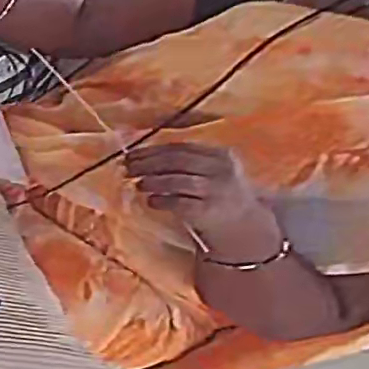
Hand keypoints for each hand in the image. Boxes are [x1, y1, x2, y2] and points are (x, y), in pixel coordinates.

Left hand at [125, 143, 282, 256]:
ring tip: (138, 185)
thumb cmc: (214, 191)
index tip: (129, 155)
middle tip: (127, 169)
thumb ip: (179, 161)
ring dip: (151, 182)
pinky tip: (151, 201)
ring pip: (175, 181)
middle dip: (146, 164)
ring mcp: (216, 190)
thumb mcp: (206, 170)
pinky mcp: (207, 210)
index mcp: (219, 155)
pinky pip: (177, 203)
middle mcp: (221, 170)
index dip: (150, 151)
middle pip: (175, 161)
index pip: (179, 148)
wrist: (241, 221)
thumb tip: (135, 156)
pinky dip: (159, 200)